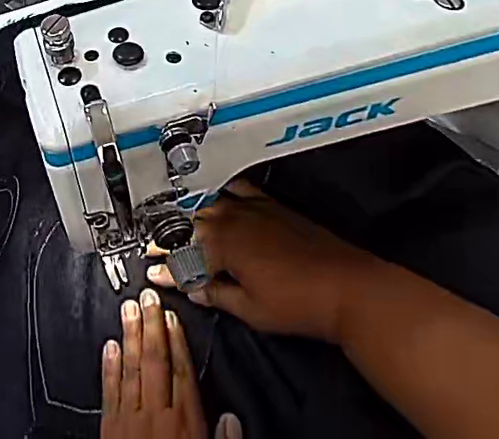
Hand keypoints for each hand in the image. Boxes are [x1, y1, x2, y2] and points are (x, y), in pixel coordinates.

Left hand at [101, 288, 241, 438]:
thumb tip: (232, 421)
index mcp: (184, 426)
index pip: (182, 373)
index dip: (177, 341)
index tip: (173, 315)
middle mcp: (157, 418)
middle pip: (156, 361)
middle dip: (152, 326)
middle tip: (147, 296)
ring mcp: (130, 422)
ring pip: (132, 369)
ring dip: (130, 336)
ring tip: (128, 308)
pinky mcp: (110, 431)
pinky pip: (110, 392)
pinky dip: (109, 367)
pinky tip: (110, 345)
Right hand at [148, 180, 384, 344]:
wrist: (345, 285)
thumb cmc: (297, 302)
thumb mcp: (249, 309)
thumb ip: (215, 294)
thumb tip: (191, 289)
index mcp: (221, 243)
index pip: (182, 252)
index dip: (165, 263)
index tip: (154, 269)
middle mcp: (231, 217)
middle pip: (191, 222)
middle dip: (173, 236)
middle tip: (161, 248)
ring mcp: (251, 207)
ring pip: (209, 204)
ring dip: (192, 214)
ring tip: (180, 224)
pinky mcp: (269, 203)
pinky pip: (236, 188)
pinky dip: (221, 191)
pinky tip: (217, 195)